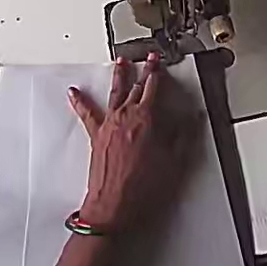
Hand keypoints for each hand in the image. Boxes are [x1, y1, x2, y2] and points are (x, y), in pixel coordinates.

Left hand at [67, 54, 191, 231]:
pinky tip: (74, 92)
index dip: (159, 72)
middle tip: (148, 58)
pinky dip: (80, 102)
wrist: (114, 207)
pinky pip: (87, 114)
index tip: (160, 62)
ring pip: (116, 92)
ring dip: (119, 75)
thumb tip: (191, 119)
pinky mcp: (96, 135)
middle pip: (137, 87)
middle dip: (144, 70)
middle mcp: (127, 116)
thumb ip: (184, 137)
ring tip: (121, 62)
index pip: (155, 88)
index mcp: (147, 119)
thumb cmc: (143, 188)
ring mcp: (110, 124)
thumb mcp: (175, 163)